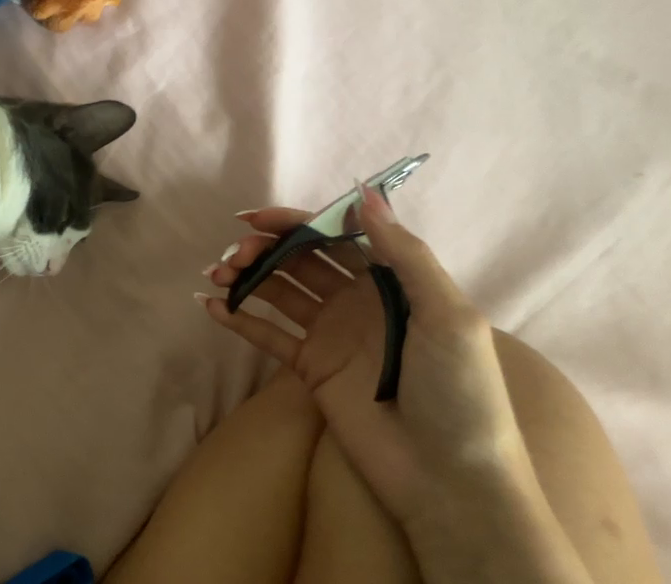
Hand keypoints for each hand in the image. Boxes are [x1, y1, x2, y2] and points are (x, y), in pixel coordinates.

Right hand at [201, 187, 528, 525]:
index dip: (295, 223)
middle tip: (234, 254)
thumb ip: (405, 254)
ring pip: (277, 290)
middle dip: (263, 248)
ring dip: (245, 276)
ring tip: (218, 276)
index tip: (254, 219)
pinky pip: (266, 333)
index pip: (335, 238)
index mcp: (392, 285)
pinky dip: (236, 317)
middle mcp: (357, 303)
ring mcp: (331, 334)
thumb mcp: (448, 318)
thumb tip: (364, 193)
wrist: (450, 477)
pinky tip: (209, 305)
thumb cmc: (461, 393)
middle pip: (299, 260)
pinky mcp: (310, 366)